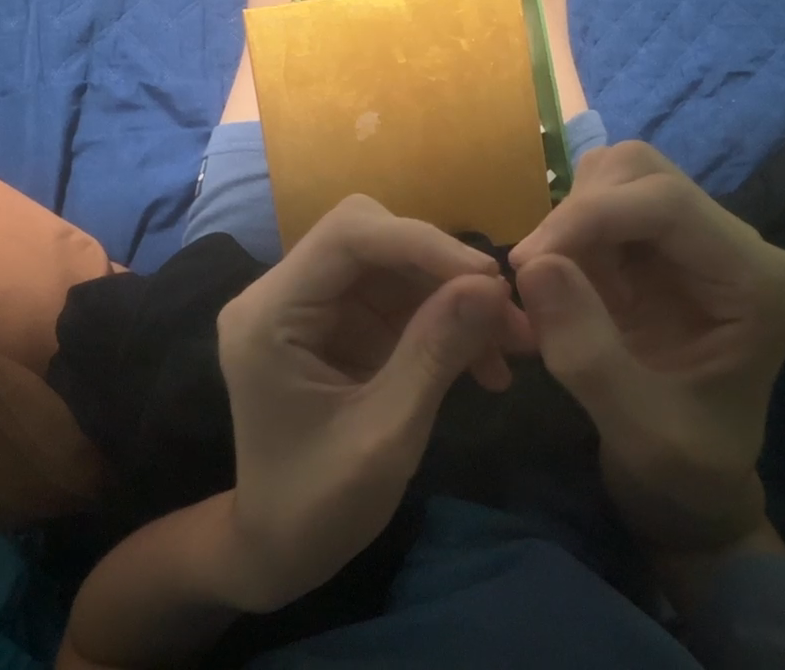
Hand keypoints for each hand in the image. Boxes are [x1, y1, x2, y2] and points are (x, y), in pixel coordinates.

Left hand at [216, 195, 528, 611]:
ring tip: (513, 344)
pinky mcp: (335, 325)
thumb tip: (493, 286)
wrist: (277, 550)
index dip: (422, 243)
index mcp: (270, 314)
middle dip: (444, 269)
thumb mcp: (385, 435)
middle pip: (372, 239)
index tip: (491, 278)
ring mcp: (309, 307)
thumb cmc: (317, 507)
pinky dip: (443, 321)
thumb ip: (435, 353)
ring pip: (393, 266)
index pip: (347, 235)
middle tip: (507, 313)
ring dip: (454, 297)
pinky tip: (485, 364)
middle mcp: (281, 294)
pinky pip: (396, 300)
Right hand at [510, 142, 784, 554]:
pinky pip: (601, 205)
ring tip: (547, 282)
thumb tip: (532, 266)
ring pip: (617, 177)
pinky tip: (557, 281)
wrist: (691, 485)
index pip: (666, 203)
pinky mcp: (661, 247)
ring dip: (568, 220)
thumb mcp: (636, 428)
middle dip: (575, 212)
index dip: (587, 217)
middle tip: (531, 272)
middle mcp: (736, 244)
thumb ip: (586, 352)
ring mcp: (697, 240)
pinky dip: (566, 233)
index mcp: (757, 282)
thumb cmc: (680, 469)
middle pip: (641, 172)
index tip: (524, 265)